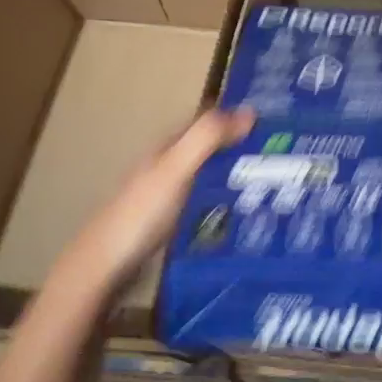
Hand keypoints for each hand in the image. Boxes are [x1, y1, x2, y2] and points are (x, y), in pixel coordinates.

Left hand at [54, 108, 254, 291]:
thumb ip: (207, 138)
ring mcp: (162, 200)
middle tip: (279, 160)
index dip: (233, 117)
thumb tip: (250, 110)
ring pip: (204, 180)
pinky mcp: (164, 229)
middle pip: (205, 151)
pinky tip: (240, 220)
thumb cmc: (140, 214)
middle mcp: (163, 169)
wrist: (102, 270)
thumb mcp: (175, 168)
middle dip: (238, 151)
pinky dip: (221, 208)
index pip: (204, 122)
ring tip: (269, 189)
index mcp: (165, 149)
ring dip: (231, 181)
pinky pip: (201, 209)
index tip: (273, 125)